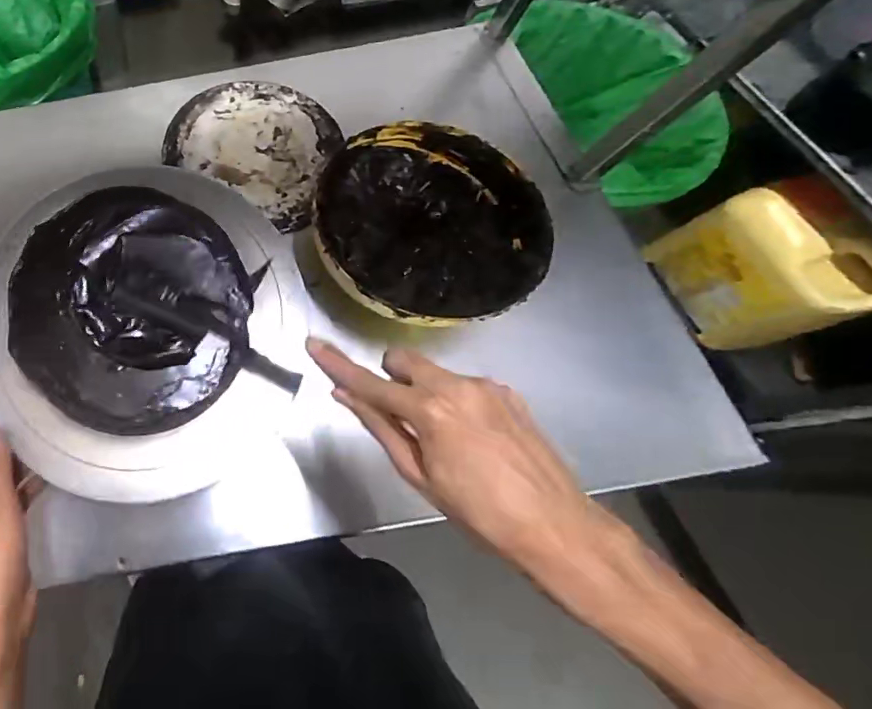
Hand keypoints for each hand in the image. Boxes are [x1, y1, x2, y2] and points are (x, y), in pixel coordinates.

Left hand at [0, 425, 35, 708]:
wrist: (4, 611)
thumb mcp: (0, 506)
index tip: (13, 402)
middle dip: (8, 441)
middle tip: (34, 414)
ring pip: (4, 479)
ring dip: (19, 462)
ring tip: (43, 437)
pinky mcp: (6, 531)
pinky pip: (16, 497)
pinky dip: (27, 484)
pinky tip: (46, 474)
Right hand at [308, 338, 843, 708]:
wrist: (557, 527)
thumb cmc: (478, 512)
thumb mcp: (419, 476)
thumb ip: (381, 427)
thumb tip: (345, 396)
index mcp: (428, 410)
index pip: (370, 382)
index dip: (337, 364)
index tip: (314, 343)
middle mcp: (455, 386)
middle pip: (403, 359)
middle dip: (391, 377)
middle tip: (399, 414)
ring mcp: (486, 385)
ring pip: (435, 372)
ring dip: (425, 391)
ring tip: (446, 437)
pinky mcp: (508, 391)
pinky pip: (465, 384)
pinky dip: (456, 400)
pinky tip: (476, 436)